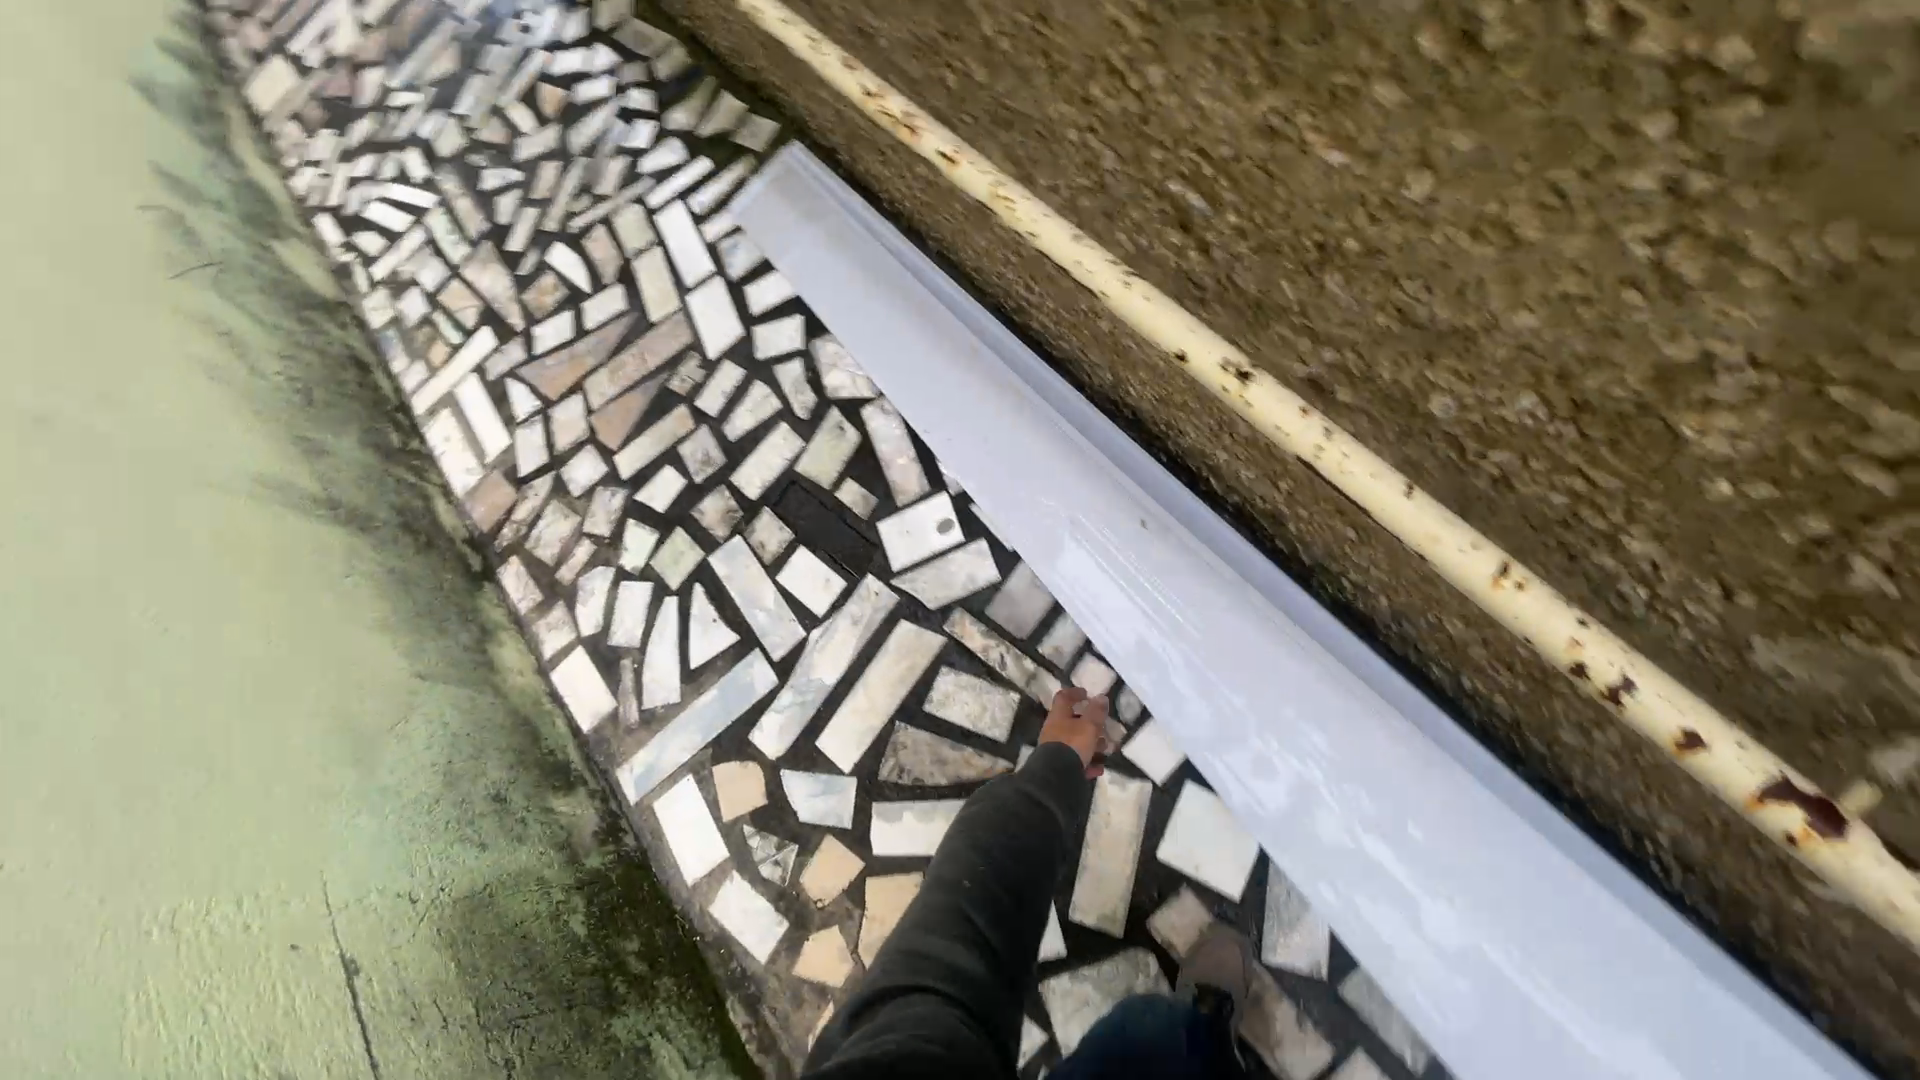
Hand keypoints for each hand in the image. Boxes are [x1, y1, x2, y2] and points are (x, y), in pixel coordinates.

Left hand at [1039, 687, 1108, 778]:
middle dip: (1090, 725)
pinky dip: (1087, 763)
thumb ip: (1096, 711)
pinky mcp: (1058, 765)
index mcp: (1058, 716)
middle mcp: (1054, 730)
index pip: (1063, 697)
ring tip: (1105, 750)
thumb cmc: (1073, 744)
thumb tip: (1101, 697)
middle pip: (1072, 722)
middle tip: (1103, 728)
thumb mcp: (1089, 725)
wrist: (1056, 775)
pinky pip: (1075, 761)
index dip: (1074, 693)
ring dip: (1091, 745)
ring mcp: (1054, 748)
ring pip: (1075, 742)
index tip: (1086, 694)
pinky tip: (1098, 768)